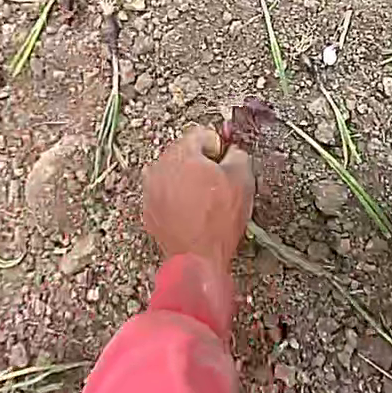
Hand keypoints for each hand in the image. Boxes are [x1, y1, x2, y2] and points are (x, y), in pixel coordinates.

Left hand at [142, 125, 253, 266]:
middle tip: (219, 180)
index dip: (219, 146)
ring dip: (189, 179)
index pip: (200, 134)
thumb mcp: (242, 178)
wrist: (199, 258)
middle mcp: (160, 168)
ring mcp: (151, 190)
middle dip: (202, 162)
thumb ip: (238, 153)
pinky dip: (178, 197)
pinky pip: (166, 193)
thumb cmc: (219, 219)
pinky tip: (194, 211)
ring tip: (206, 198)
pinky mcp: (149, 211)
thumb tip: (232, 151)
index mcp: (181, 155)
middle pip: (184, 152)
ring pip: (174, 173)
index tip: (225, 160)